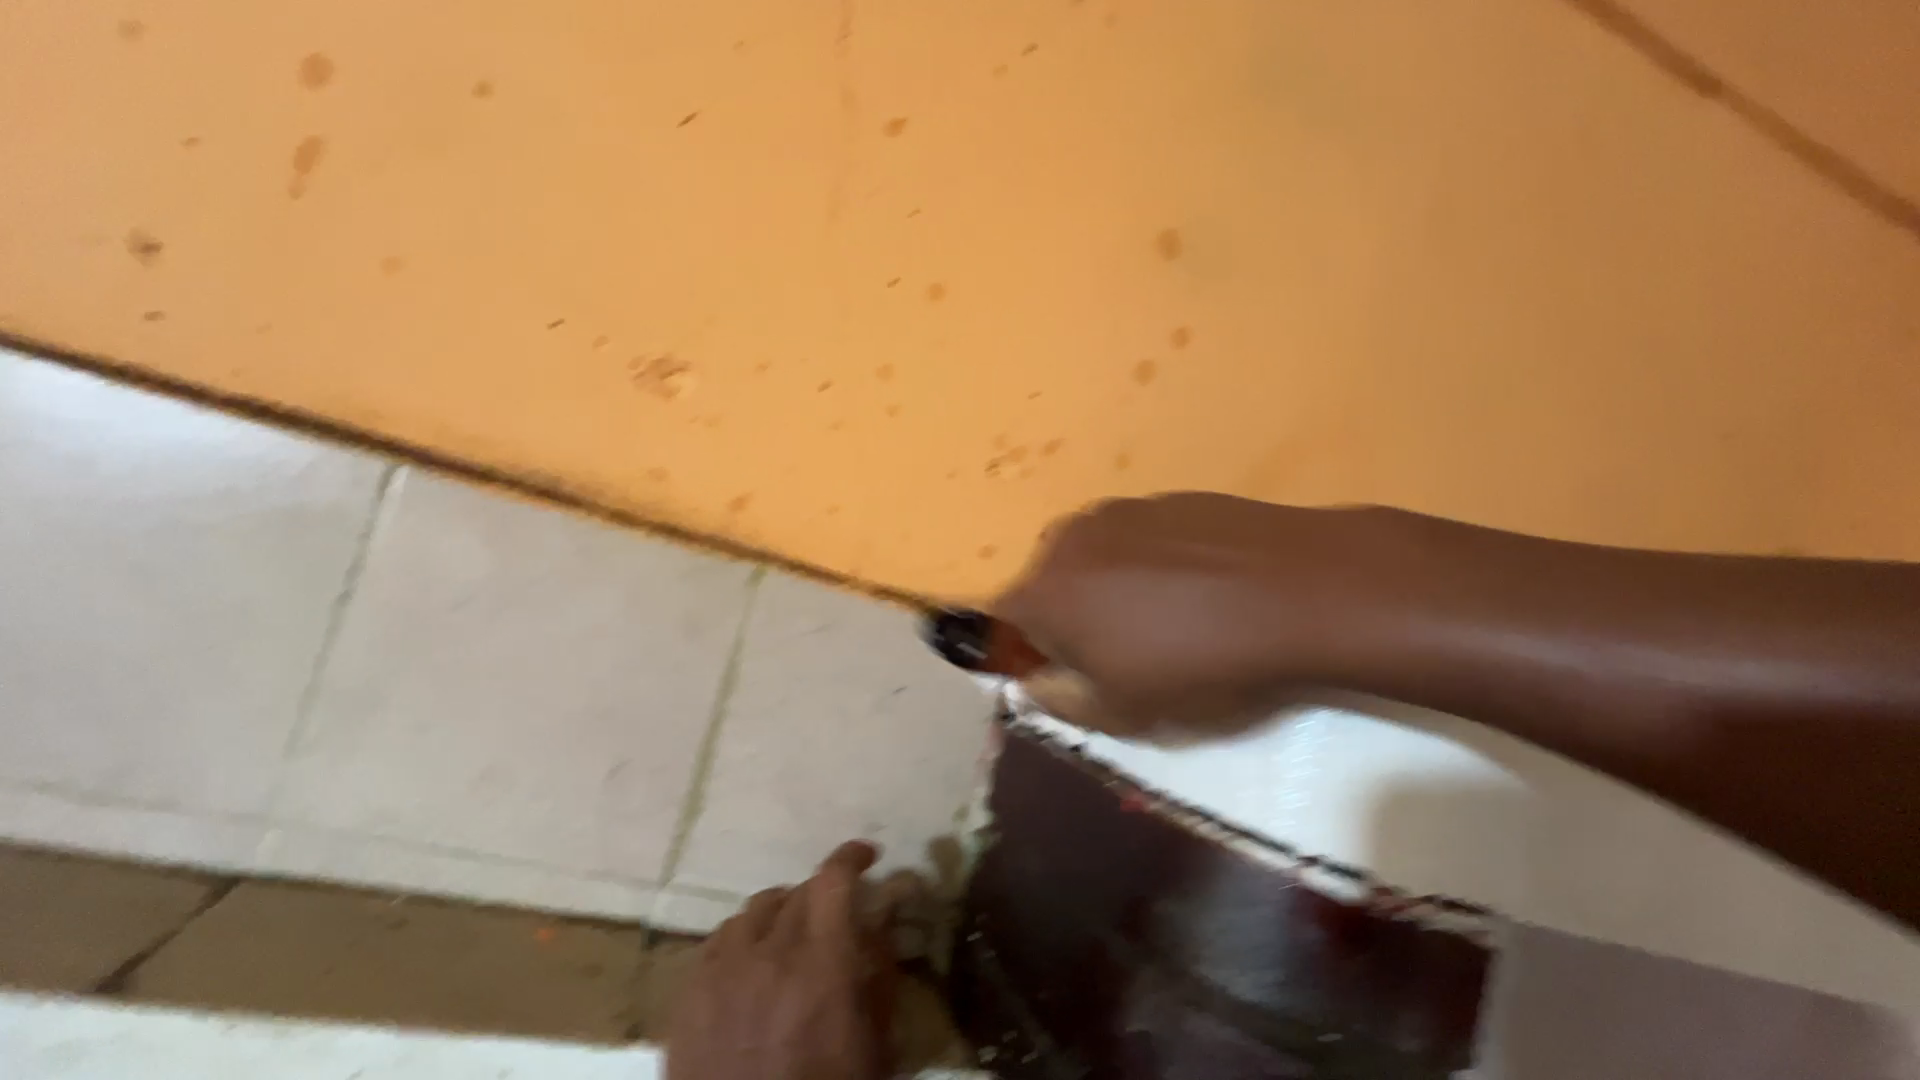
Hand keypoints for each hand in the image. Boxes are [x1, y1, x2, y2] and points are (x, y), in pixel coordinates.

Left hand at [667, 841, 894, 1079]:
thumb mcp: (875, 1048)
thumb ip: (880, 976)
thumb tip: (881, 922)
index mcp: (821, 964)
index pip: (834, 881)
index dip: (851, 857)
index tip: (866, 856)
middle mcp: (768, 954)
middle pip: (796, 893)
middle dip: (821, 896)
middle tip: (834, 917)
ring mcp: (721, 973)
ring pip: (753, 911)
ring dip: (780, 915)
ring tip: (789, 940)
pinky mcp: (687, 998)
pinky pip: (717, 942)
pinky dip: (742, 941)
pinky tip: (749, 967)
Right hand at [993, 494, 1410, 739]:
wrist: (1295, 591)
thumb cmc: (1195, 662)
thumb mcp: (1121, 709)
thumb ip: (1059, 700)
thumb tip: (1036, 684)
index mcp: (1042, 592)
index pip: (999, 623)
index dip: (1026, 653)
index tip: (1065, 674)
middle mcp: (1065, 540)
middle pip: (1046, 587)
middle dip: (1070, 621)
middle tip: (1122, 653)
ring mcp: (1117, 511)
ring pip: (1093, 560)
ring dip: (1110, 590)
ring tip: (1169, 619)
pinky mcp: (1165, 497)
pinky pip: (1137, 540)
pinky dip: (1151, 565)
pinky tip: (1200, 589)